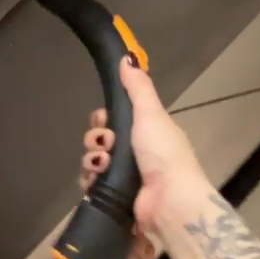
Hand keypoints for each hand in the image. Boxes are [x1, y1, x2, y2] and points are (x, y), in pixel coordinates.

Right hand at [80, 59, 213, 232]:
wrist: (169, 202)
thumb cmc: (163, 153)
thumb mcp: (151, 113)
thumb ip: (138, 87)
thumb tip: (127, 56)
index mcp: (146, 133)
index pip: (113, 120)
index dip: (103, 119)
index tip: (103, 119)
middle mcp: (135, 155)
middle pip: (99, 140)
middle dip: (96, 139)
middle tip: (107, 144)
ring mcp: (124, 178)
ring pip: (92, 161)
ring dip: (92, 159)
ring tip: (103, 164)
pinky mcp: (113, 199)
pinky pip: (90, 185)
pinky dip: (90, 180)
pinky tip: (97, 180)